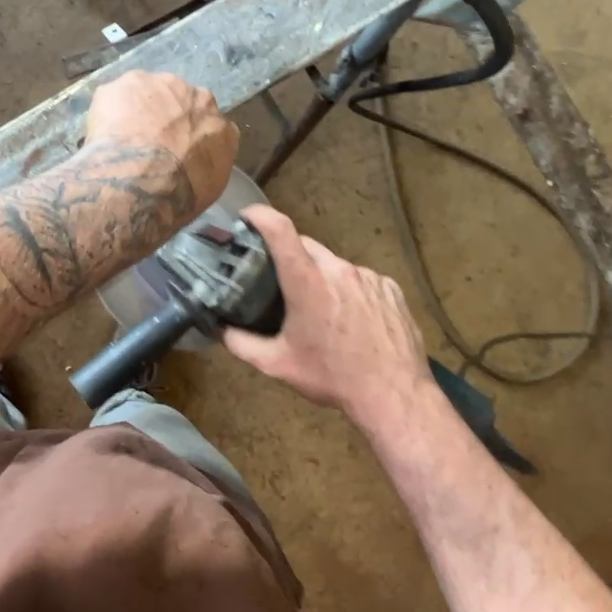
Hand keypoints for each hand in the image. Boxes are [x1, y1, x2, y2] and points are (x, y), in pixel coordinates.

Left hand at [84, 71, 237, 210]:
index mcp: (220, 127)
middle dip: (165, 116)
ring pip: (149, 92)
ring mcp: (164, 85)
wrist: (143, 179)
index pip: (208, 126)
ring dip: (137, 109)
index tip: (174, 149)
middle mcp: (198, 98)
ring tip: (120, 137)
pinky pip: (118, 95)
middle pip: (180, 102)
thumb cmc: (178, 193)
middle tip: (146, 140)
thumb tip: (195, 163)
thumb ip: (207, 164)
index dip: (188, 136)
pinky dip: (110, 111)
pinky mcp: (131, 81)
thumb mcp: (209, 188)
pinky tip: (103, 134)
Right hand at [222, 206, 427, 423]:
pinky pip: (361, 279)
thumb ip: (240, 343)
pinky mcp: (390, 288)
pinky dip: (350, 291)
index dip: (260, 215)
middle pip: (306, 246)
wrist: (394, 395)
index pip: (280, 230)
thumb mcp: (277, 365)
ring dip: (322, 277)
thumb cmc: (331, 378)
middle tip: (281, 284)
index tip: (246, 217)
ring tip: (322, 310)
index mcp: (306, 283)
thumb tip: (218, 328)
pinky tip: (352, 319)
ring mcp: (368, 277)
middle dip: (290, 257)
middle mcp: (338, 270)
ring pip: (334, 264)